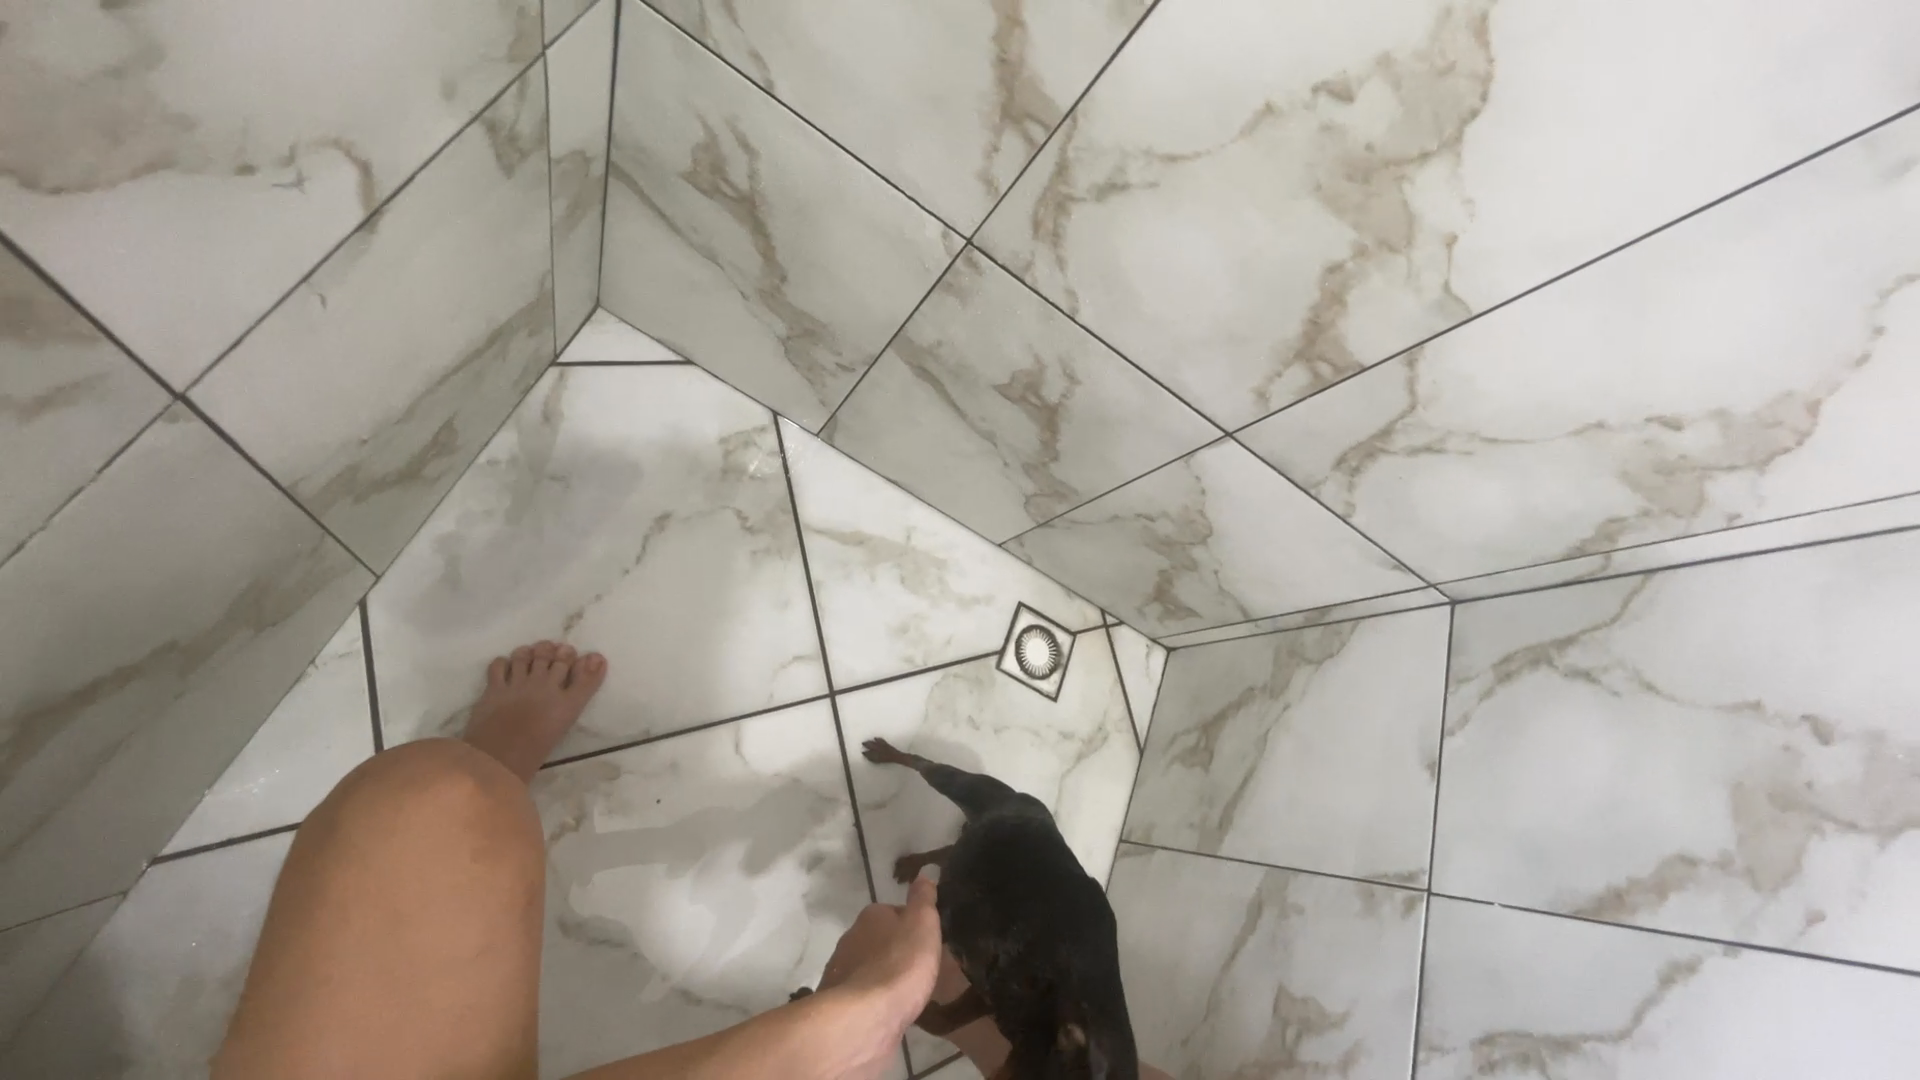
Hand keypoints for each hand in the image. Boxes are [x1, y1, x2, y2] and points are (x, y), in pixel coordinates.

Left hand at [817, 876, 942, 1037]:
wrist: (864, 1019)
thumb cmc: (899, 965)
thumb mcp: (922, 924)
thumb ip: (923, 898)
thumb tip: (924, 873)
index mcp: (871, 916)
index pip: (895, 913)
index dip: (913, 926)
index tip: (928, 942)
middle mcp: (851, 938)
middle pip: (879, 941)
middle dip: (897, 953)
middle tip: (920, 969)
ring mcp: (841, 973)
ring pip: (869, 970)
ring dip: (884, 978)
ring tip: (907, 994)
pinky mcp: (839, 1005)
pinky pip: (863, 998)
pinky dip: (875, 1003)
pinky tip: (890, 1015)